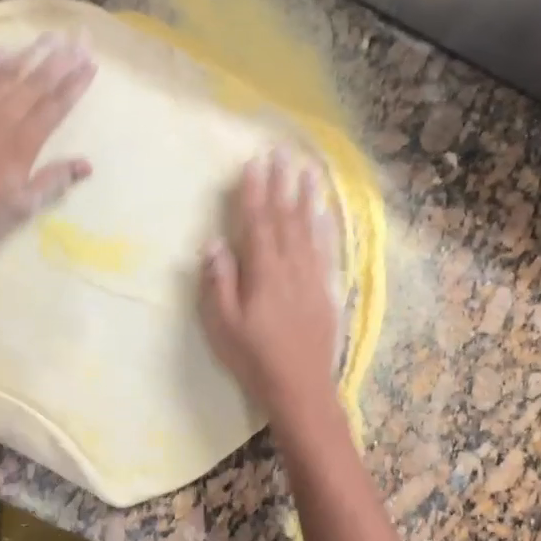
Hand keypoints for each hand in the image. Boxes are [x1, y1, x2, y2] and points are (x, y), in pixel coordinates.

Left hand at [0, 35, 95, 264]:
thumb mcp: (19, 209)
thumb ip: (52, 182)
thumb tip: (86, 164)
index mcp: (22, 144)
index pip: (56, 105)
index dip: (75, 84)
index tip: (92, 62)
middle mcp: (0, 118)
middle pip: (36, 82)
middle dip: (61, 59)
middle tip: (80, 37)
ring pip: (6, 74)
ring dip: (30, 53)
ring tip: (50, 35)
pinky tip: (1, 51)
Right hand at [200, 148, 346, 417]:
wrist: (300, 388)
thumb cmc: (253, 358)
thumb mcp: (222, 325)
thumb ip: (219, 282)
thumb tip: (214, 243)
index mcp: (263, 273)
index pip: (257, 223)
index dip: (254, 192)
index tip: (252, 163)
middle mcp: (291, 267)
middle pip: (285, 217)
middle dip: (281, 183)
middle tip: (281, 152)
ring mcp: (312, 277)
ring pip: (309, 228)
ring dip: (305, 197)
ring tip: (306, 170)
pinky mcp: (326, 290)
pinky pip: (326, 250)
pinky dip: (324, 227)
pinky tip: (324, 213)